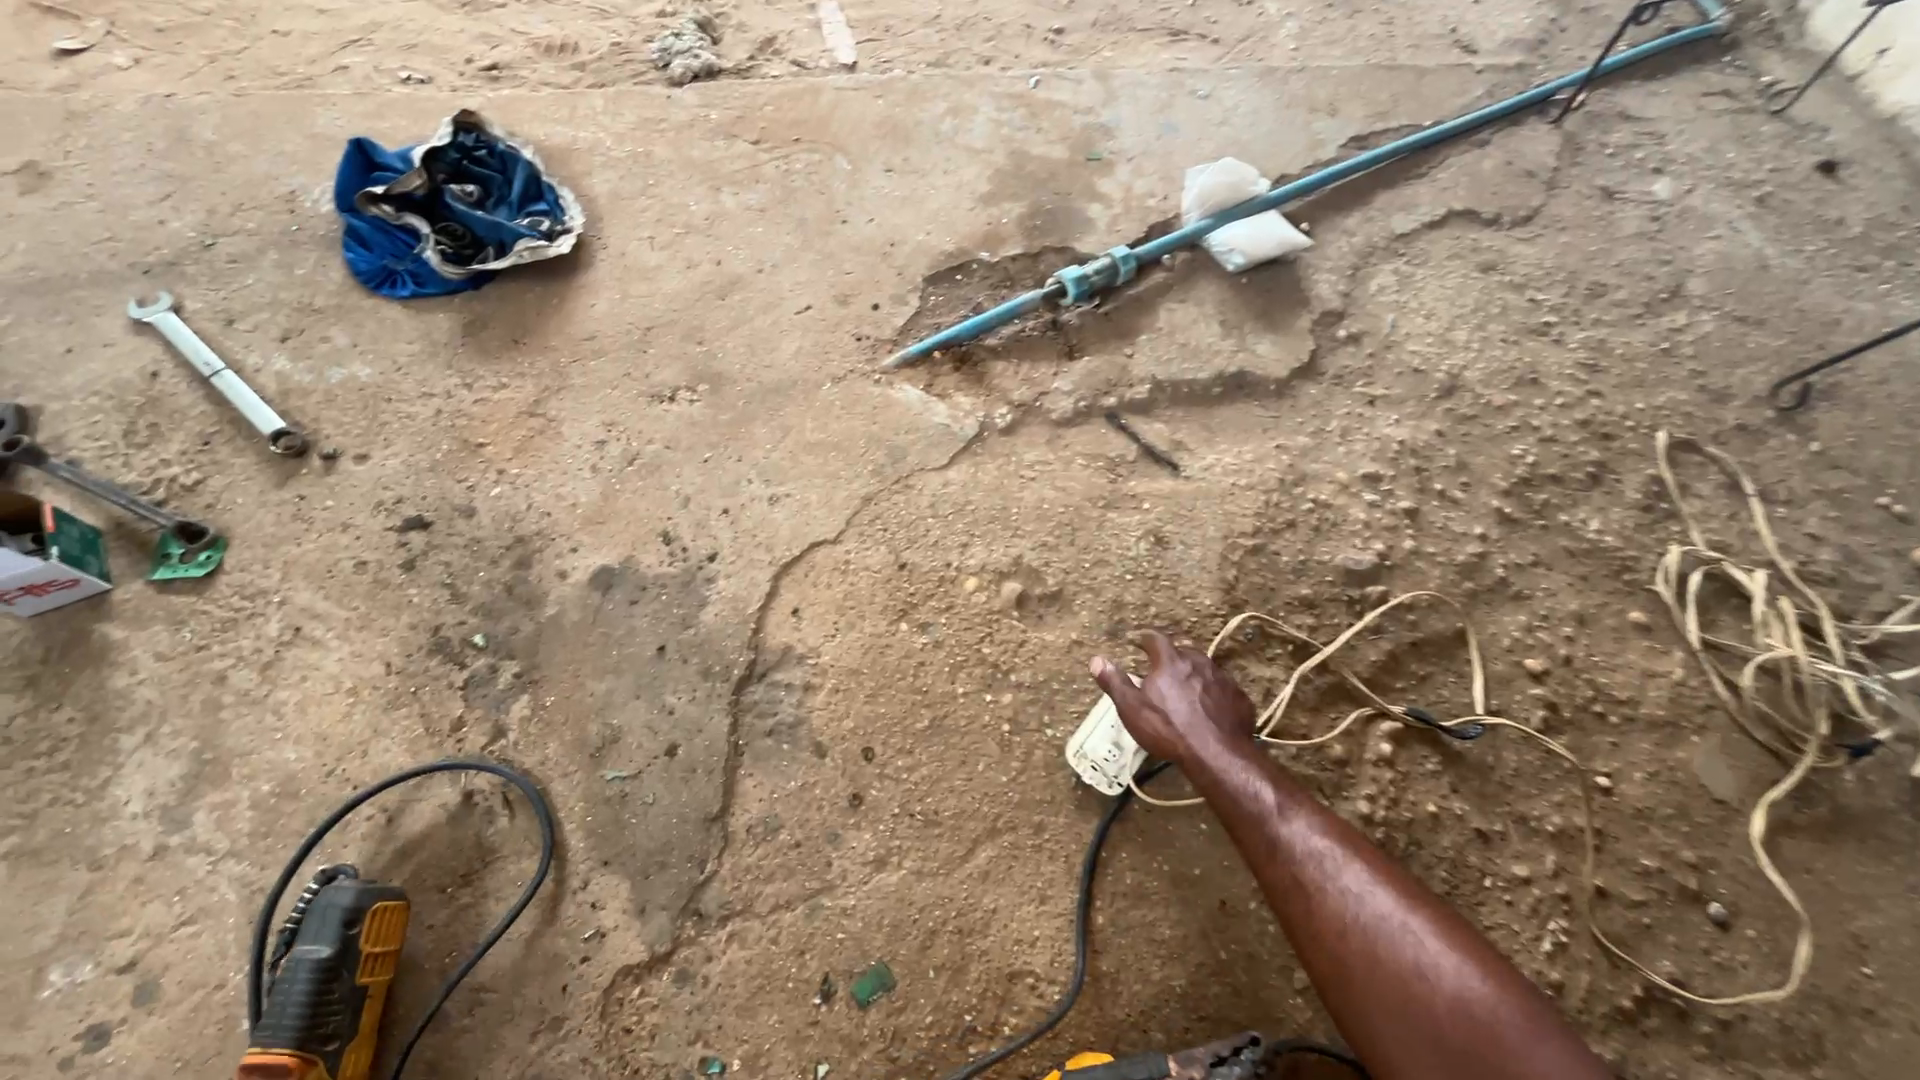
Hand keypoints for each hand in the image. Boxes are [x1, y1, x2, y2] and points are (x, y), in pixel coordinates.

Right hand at [1089, 630, 1257, 765]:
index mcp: (1170, 662)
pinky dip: (1214, 693)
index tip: (1139, 642)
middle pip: (1184, 651)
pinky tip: (1210, 709)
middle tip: (1163, 669)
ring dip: (1194, 674)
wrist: (1217, 754)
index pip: (1156, 639)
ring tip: (1187, 689)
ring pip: (1206, 669)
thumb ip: (1115, 683)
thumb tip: (1096, 660)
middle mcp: (1198, 663)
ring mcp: (1223, 680)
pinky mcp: (1239, 698)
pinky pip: (1223, 689)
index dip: (1146, 639)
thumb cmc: (1168, 730)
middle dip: (1173, 657)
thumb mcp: (1132, 709)